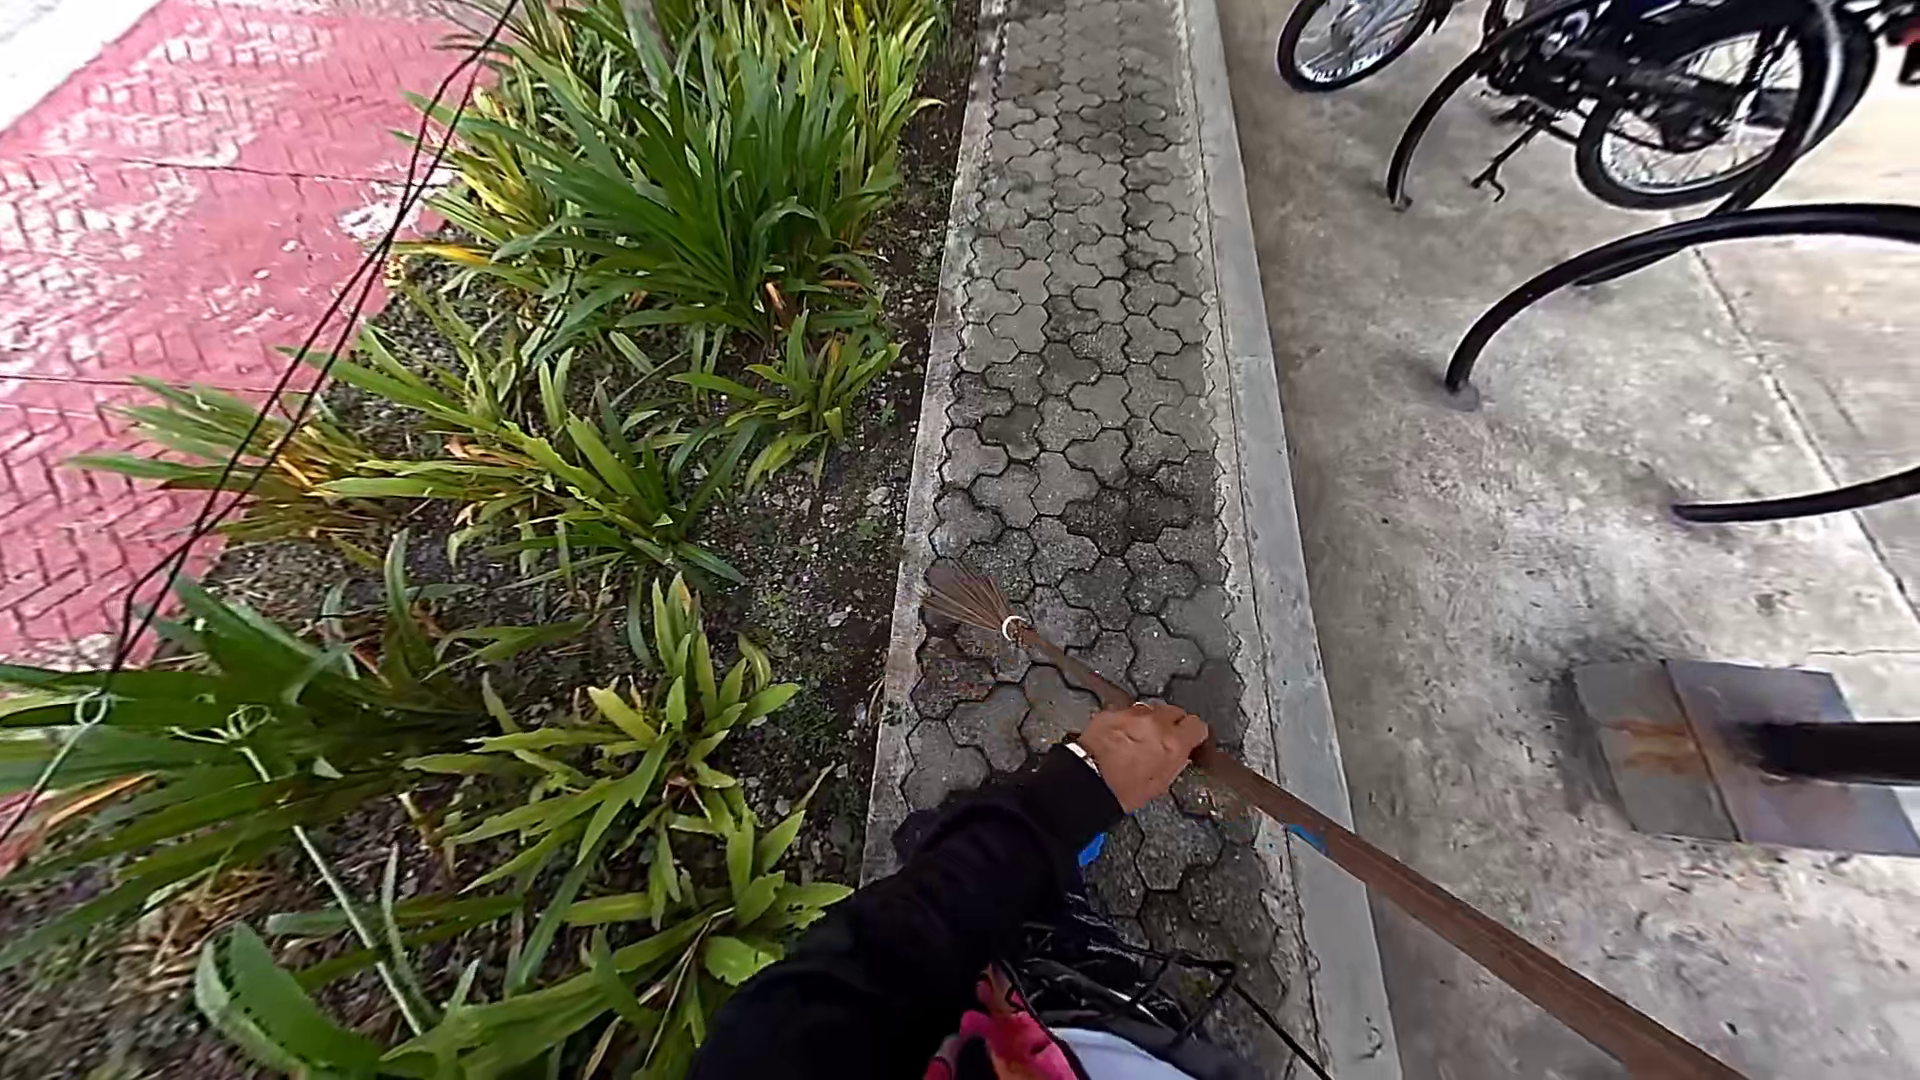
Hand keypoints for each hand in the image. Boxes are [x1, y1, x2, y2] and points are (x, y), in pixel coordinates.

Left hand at [1074, 702, 1208, 811]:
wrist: (1089, 779)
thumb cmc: (1121, 789)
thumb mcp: (1160, 783)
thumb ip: (1174, 761)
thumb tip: (1179, 754)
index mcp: (1173, 743)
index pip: (1198, 725)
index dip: (1194, 732)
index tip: (1191, 737)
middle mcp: (1154, 723)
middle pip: (1174, 711)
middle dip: (1173, 723)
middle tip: (1166, 737)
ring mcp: (1132, 714)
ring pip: (1150, 708)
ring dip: (1150, 720)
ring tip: (1141, 737)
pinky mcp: (1112, 711)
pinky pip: (1127, 710)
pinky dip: (1128, 720)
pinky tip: (1122, 734)